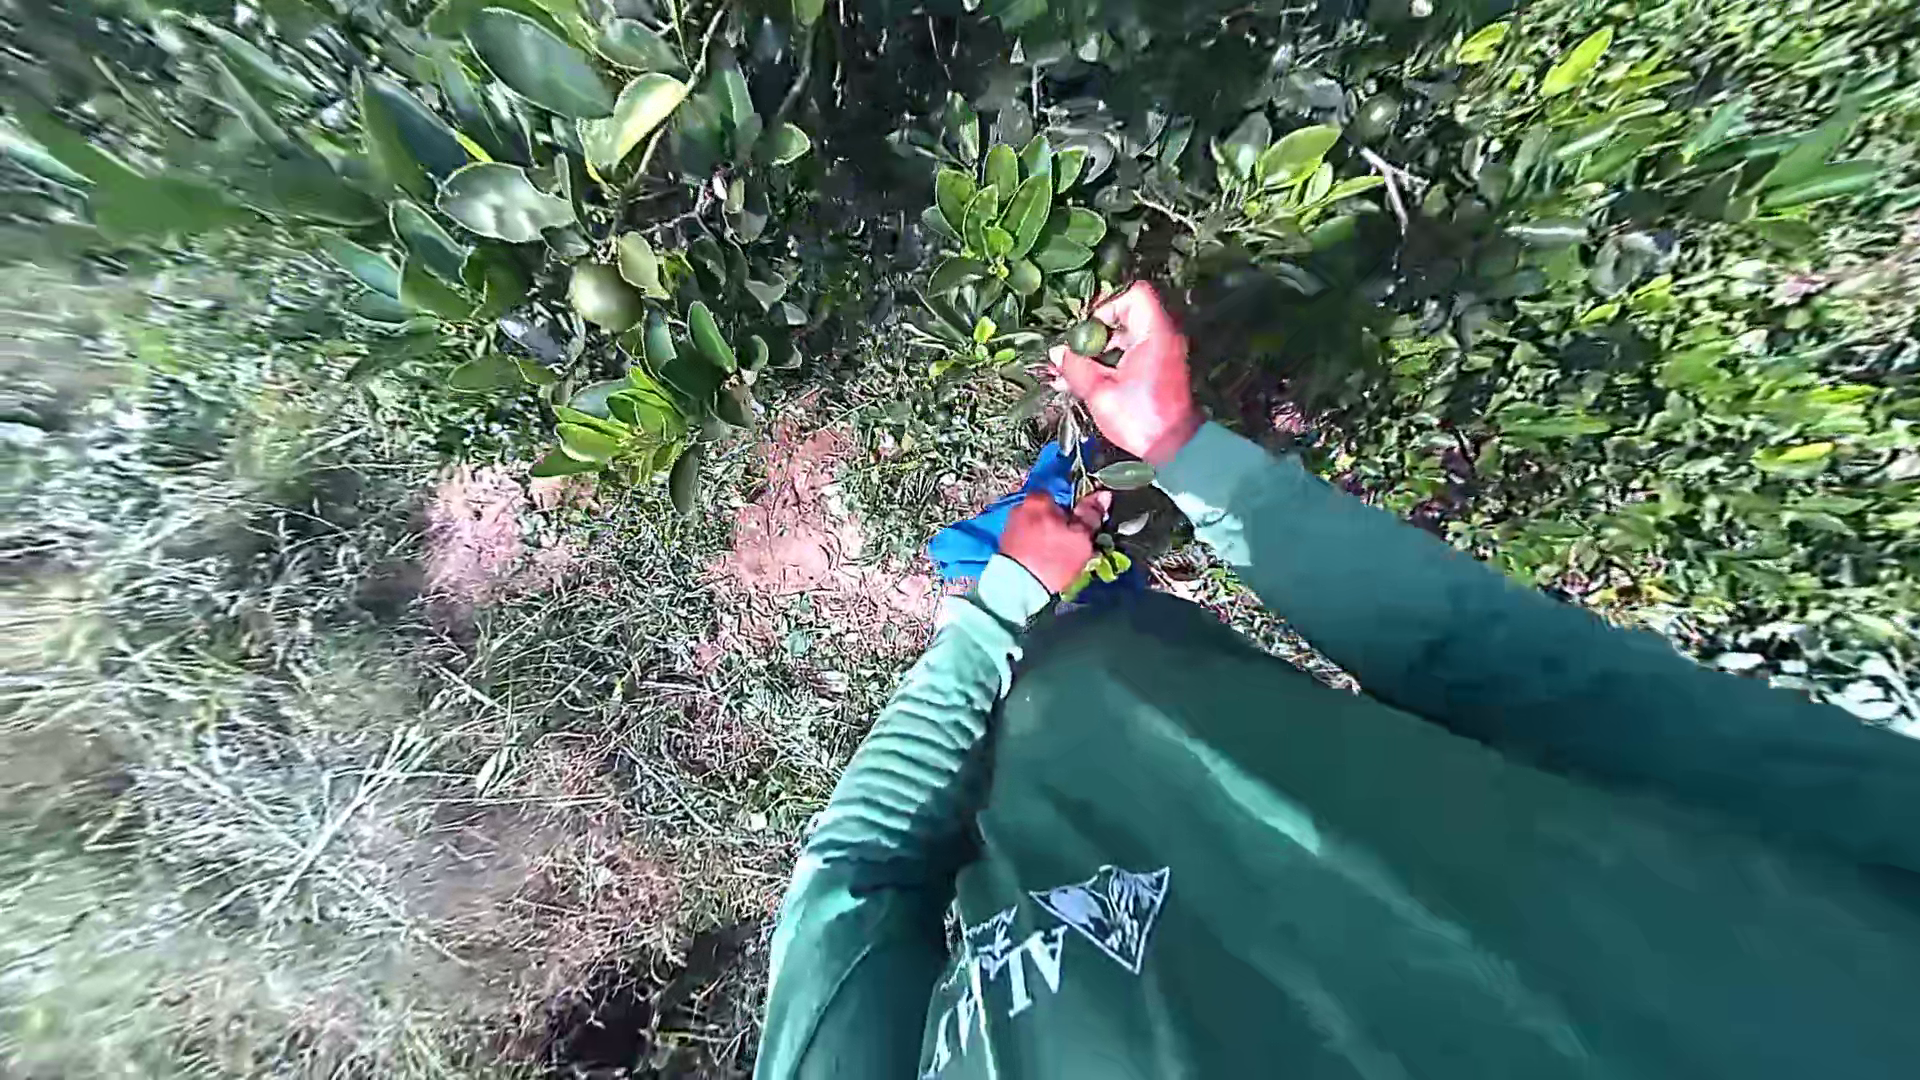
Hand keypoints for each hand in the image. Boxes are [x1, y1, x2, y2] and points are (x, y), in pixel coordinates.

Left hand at [1000, 491, 1111, 594]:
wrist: (1018, 588)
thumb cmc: (1053, 559)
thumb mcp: (1081, 537)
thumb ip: (1091, 514)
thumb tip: (1103, 495)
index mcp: (1038, 499)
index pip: (1062, 495)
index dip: (1075, 511)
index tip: (1082, 527)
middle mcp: (1019, 507)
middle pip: (1048, 512)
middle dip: (1060, 525)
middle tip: (1072, 544)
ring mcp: (1010, 527)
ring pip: (1037, 527)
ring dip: (1047, 537)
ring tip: (1058, 557)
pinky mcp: (1004, 545)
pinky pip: (1027, 541)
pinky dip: (1036, 548)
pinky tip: (1043, 562)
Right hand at [1051, 281, 1202, 466]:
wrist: (1172, 447)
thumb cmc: (1140, 418)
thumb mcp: (1100, 392)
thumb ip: (1076, 367)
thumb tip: (1057, 352)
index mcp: (1154, 334)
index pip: (1134, 295)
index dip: (1107, 306)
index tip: (1088, 332)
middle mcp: (1162, 337)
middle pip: (1125, 316)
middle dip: (1094, 333)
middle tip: (1073, 353)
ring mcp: (1161, 354)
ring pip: (1124, 338)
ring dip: (1097, 351)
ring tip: (1069, 372)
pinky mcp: (1156, 370)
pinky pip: (1129, 355)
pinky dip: (1107, 363)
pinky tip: (1082, 381)